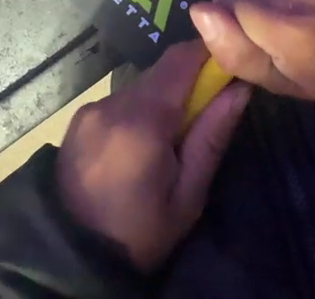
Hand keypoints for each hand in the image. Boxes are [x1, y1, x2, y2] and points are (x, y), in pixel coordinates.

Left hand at [57, 41, 251, 271]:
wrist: (73, 261)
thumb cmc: (139, 235)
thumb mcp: (188, 196)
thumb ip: (213, 135)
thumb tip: (241, 88)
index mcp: (142, 120)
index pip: (181, 58)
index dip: (208, 54)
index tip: (229, 70)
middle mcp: (113, 103)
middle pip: (161, 71)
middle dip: (188, 83)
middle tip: (204, 117)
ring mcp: (91, 109)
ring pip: (141, 86)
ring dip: (161, 100)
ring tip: (169, 141)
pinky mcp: (78, 119)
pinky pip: (120, 102)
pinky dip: (138, 112)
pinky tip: (139, 146)